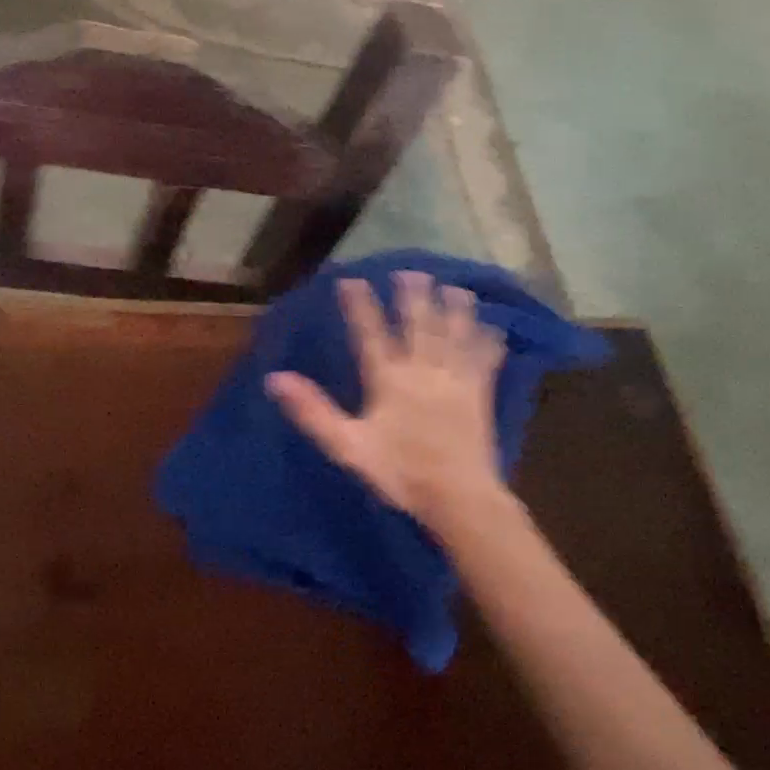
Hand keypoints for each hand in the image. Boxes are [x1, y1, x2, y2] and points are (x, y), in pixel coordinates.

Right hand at [266, 272, 507, 522]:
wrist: (458, 497)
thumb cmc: (400, 471)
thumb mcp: (347, 445)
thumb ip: (313, 410)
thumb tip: (276, 378)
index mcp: (389, 380)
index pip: (370, 334)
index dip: (361, 306)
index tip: (352, 280)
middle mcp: (423, 371)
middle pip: (419, 325)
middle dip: (414, 297)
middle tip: (411, 272)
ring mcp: (455, 381)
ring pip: (454, 335)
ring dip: (454, 310)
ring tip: (454, 288)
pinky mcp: (480, 396)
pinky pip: (485, 361)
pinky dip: (488, 343)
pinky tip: (494, 329)